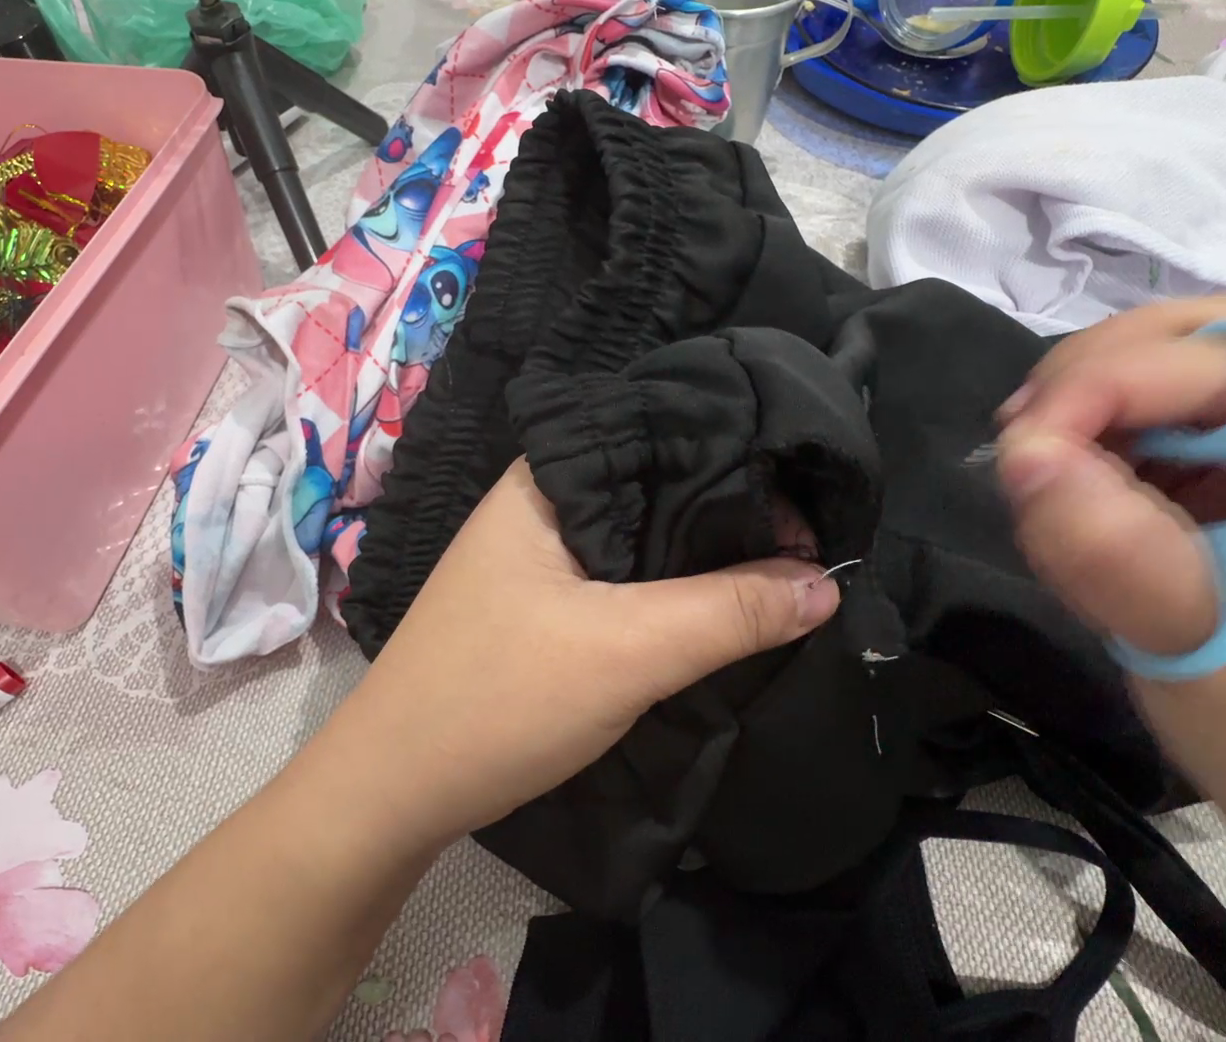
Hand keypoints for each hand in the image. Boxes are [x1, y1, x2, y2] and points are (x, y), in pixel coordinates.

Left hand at [302, 458, 839, 852]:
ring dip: (706, 560)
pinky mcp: (545, 607)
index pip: (666, 437)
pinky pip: (626, 582)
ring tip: (788, 569)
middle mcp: (544, 504)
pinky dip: (674, 593)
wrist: (398, 787)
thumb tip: (827, 582)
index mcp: (550, 480)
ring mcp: (540, 558)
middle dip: (734, 516)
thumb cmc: (502, 698)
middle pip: (660, 490)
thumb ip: (729, 610)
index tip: (819, 501)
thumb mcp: (628, 650)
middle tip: (818, 540)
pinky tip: (721, 606)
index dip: (746, 464)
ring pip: (646, 542)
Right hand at [993, 296, 1225, 881]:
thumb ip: (1120, 551)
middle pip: (1225, 350)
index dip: (1122, 376)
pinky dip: (1101, 455)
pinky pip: (1173, 449)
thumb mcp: (1223, 649)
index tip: (1021, 440)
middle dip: (1104, 376)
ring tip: (1030, 461)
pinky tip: (1067, 491)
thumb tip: (1018, 456)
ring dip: (1093, 412)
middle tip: (1019, 434)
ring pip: (1189, 392)